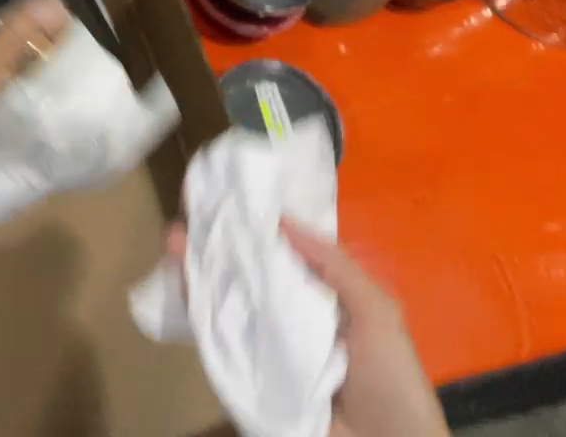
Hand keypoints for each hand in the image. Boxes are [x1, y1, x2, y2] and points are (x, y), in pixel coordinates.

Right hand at [167, 218, 449, 436]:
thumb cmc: (390, 379)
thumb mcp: (377, 311)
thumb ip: (334, 264)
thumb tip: (281, 220)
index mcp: (313, 293)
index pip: (276, 248)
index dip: (252, 218)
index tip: (227, 187)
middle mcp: (281, 312)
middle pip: (241, 266)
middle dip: (214, 234)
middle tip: (190, 201)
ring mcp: (258, 340)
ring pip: (221, 294)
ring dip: (195, 262)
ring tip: (175, 233)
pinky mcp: (240, 370)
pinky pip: (214, 334)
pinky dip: (194, 304)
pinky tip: (180, 275)